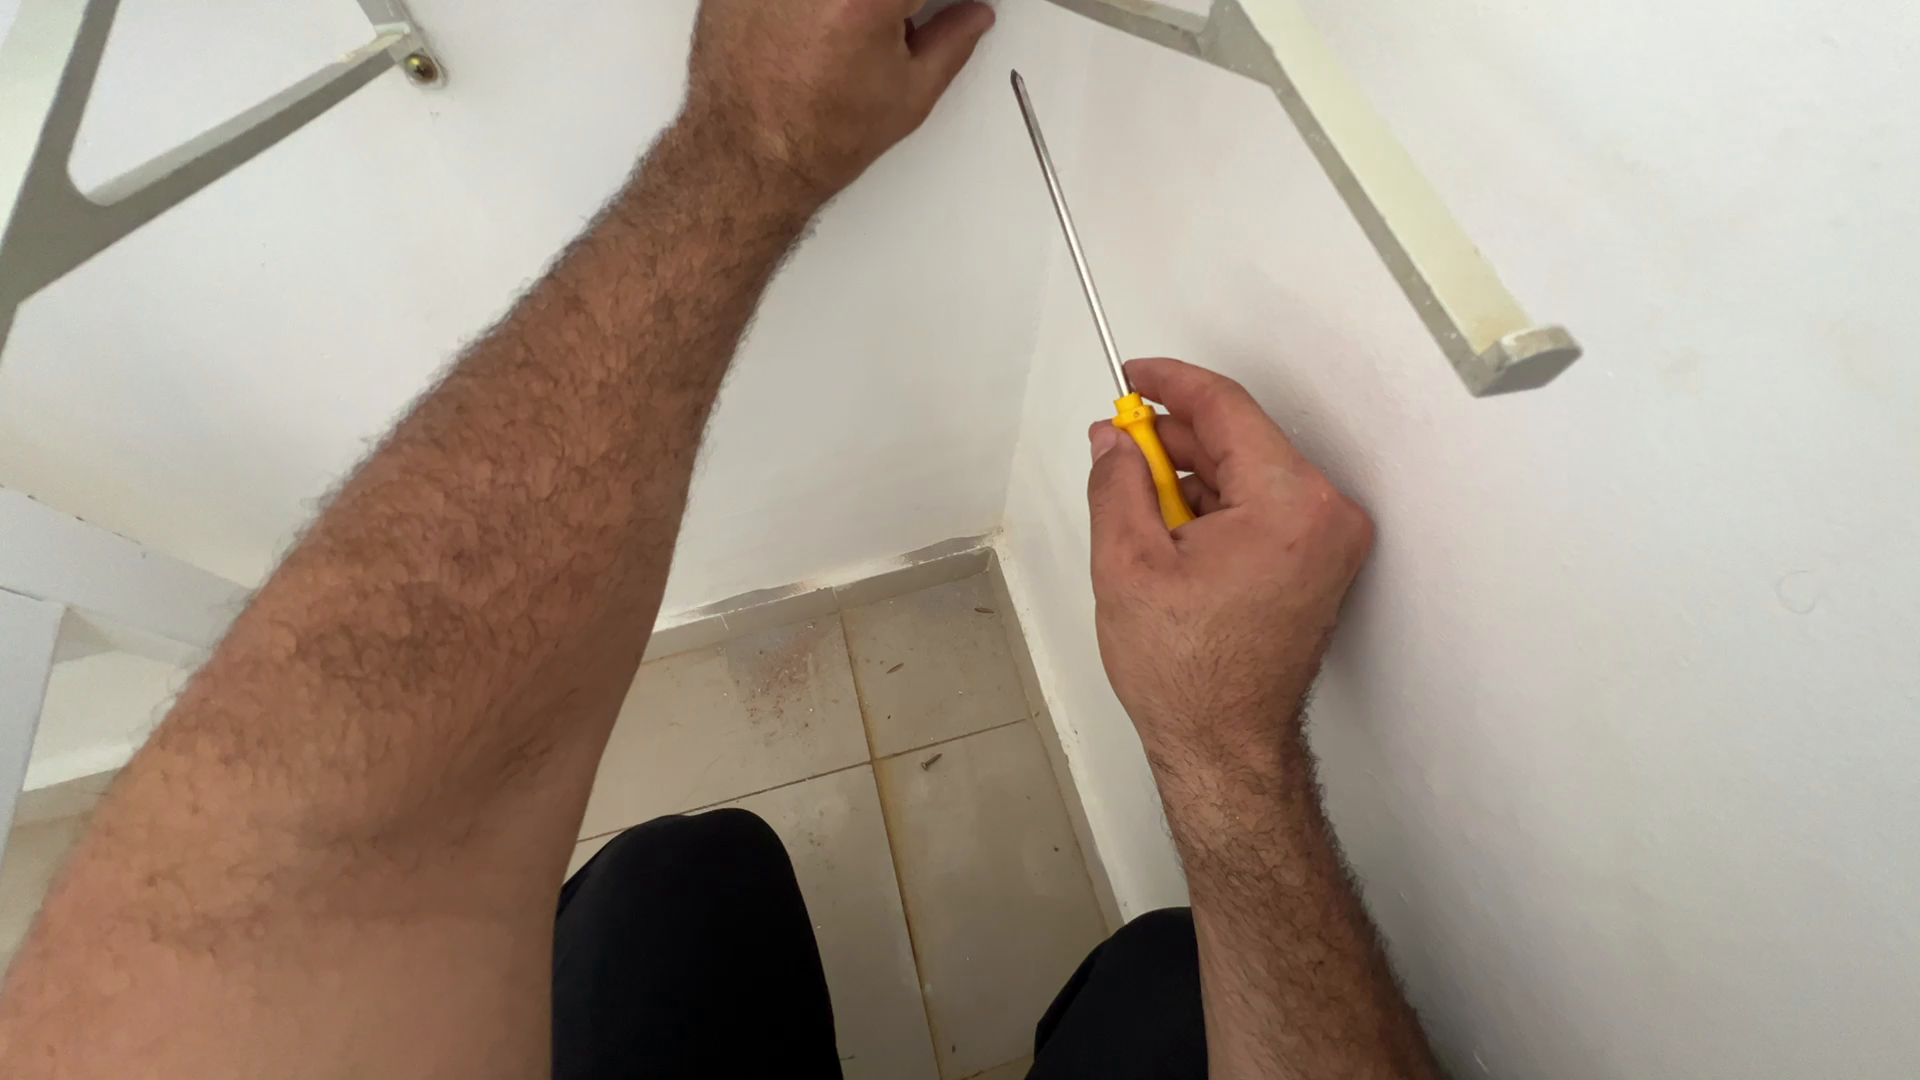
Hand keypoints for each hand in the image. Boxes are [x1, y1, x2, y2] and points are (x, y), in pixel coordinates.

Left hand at [684, 0, 995, 200]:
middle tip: (898, 26)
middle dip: (894, 8)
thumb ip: (950, 43)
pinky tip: (808, 33)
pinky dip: (812, 9)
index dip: (941, 0)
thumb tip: (974, 14)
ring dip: (853, 10)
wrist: (750, 155)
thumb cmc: (821, 136)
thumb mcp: (906, 98)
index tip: (941, 9)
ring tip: (845, 34)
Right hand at [1087, 358, 1373, 773]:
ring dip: (1187, 476)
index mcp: (1286, 505)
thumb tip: (1110, 439)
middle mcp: (1323, 513)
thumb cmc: (1182, 670)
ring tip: (1135, 508)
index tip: (1132, 375)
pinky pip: (1259, 505)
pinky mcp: (1317, 560)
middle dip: (1171, 439)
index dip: (1170, 383)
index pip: (1227, 408)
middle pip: (1238, 439)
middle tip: (1115, 449)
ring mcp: (1327, 539)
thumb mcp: (1125, 564)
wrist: (1224, 744)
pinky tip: (1169, 532)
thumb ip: (1116, 483)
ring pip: (1245, 472)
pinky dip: (1211, 504)